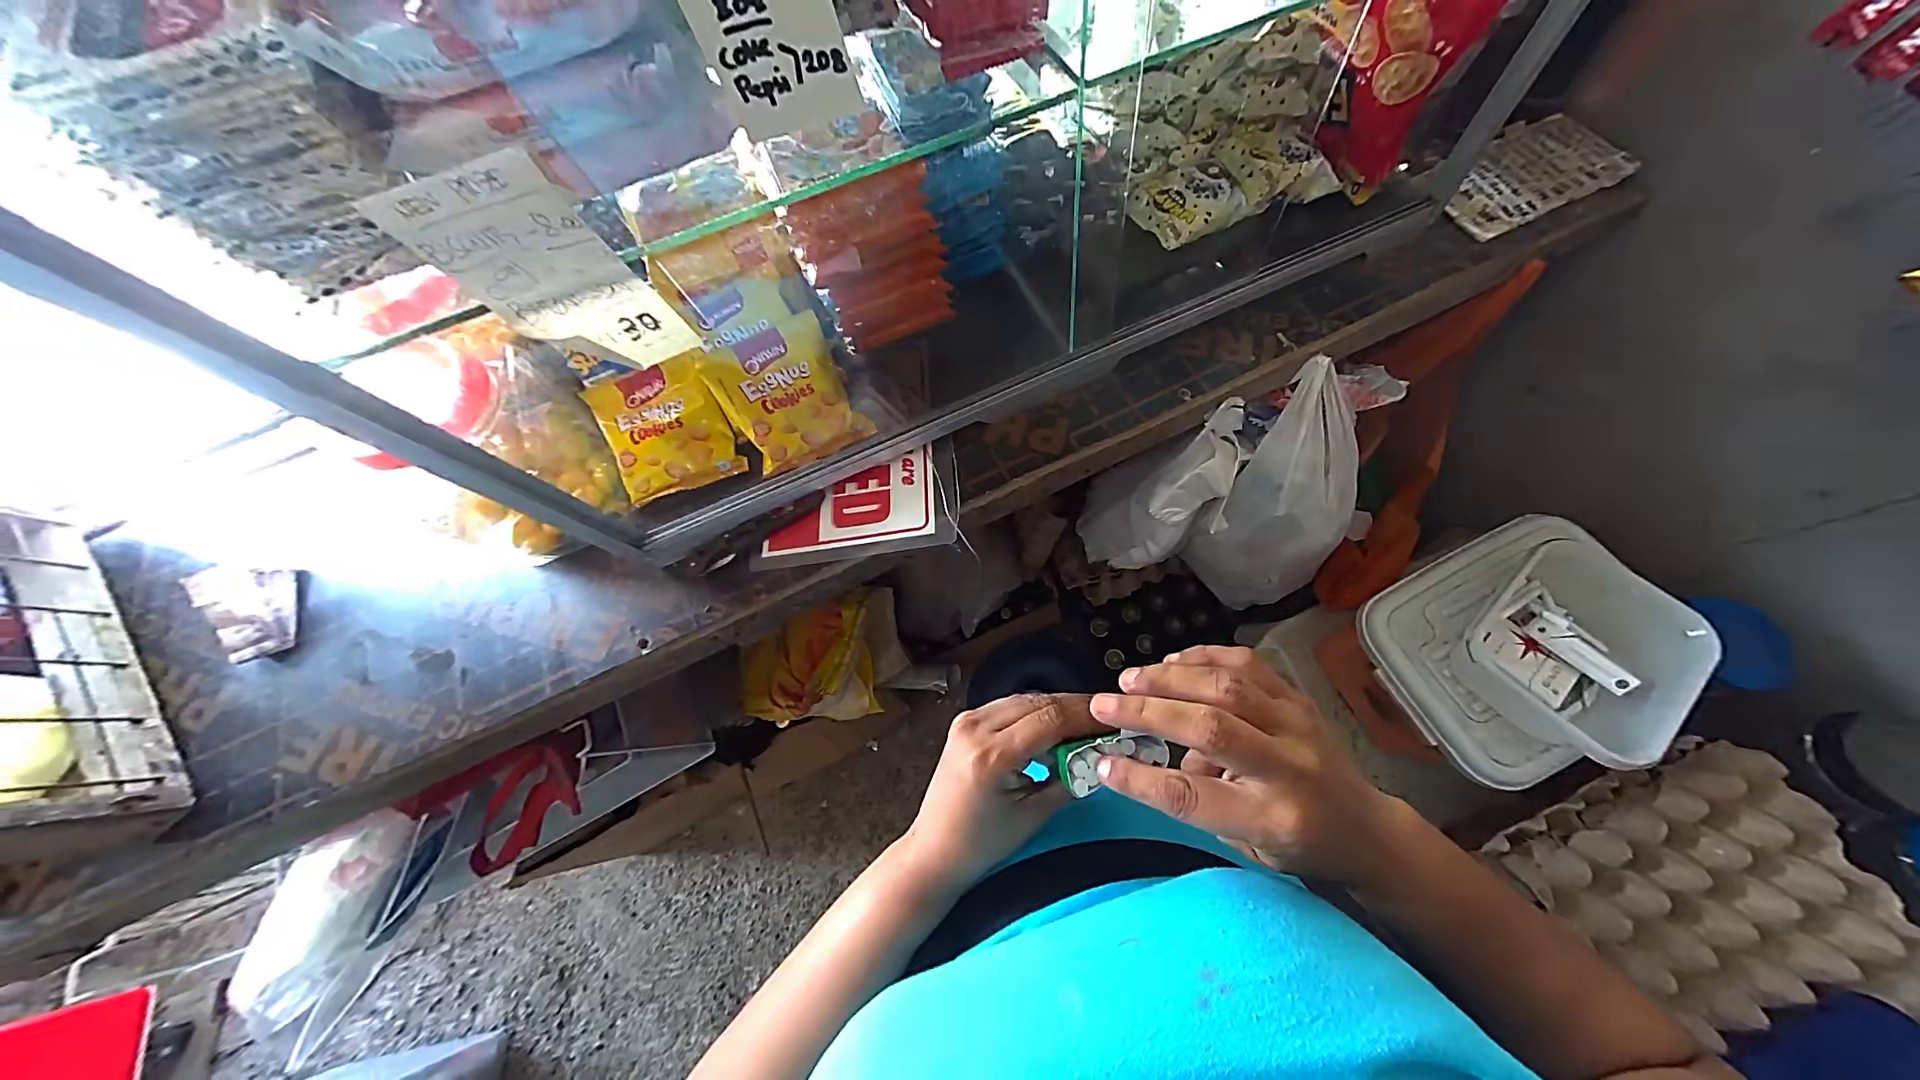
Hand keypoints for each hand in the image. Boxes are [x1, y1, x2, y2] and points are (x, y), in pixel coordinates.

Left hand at [897, 694, 1109, 891]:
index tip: (1112, 721)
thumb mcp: (1033, 815)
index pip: (1051, 718)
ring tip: (1082, 726)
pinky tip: (1051, 730)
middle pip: (1038, 702)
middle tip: (1104, 721)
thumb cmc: (980, 843)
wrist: (934, 851)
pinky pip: (1008, 707)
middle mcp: (974, 729)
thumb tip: (1098, 757)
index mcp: (991, 754)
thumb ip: (1068, 780)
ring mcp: (966, 722)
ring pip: (1024, 699)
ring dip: (1055, 709)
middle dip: (1075, 709)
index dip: (1086, 716)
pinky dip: (1034, 713)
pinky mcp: (964, 723)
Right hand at [1089, 645, 1410, 887]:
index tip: (1102, 762)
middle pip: (1210, 728)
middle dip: (1147, 713)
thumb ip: (1196, 798)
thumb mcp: (1244, 843)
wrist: (1365, 827)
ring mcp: (1297, 724)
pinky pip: (1245, 664)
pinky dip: (1201, 657)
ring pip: (1226, 686)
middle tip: (1104, 705)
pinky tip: (1171, 662)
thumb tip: (1153, 750)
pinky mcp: (1297, 697)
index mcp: (1273, 817)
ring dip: (1169, 678)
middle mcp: (1289, 767)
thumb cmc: (1296, 844)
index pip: (1194, 797)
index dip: (1140, 779)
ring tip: (1129, 679)